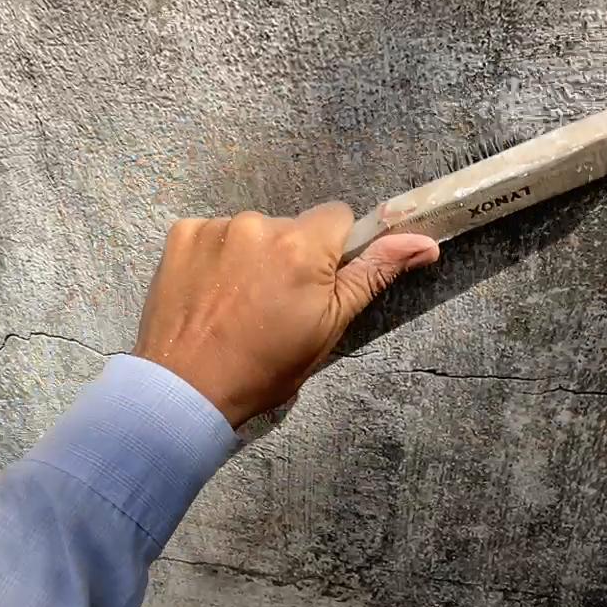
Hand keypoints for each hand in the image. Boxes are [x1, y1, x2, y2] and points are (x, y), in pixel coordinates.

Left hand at [132, 202, 440, 427]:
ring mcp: (215, 227)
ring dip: (253, 257)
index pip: (338, 217)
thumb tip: (425, 242)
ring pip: (253, 231)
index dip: (333, 252)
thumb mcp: (330, 326)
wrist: (186, 390)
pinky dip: (217, 258)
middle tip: (274, 305)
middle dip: (291, 256)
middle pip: (293, 226)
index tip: (317, 285)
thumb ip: (374, 274)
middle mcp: (257, 224)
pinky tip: (212, 294)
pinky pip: (215, 234)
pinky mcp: (182, 234)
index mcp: (302, 246)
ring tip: (238, 304)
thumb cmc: (265, 367)